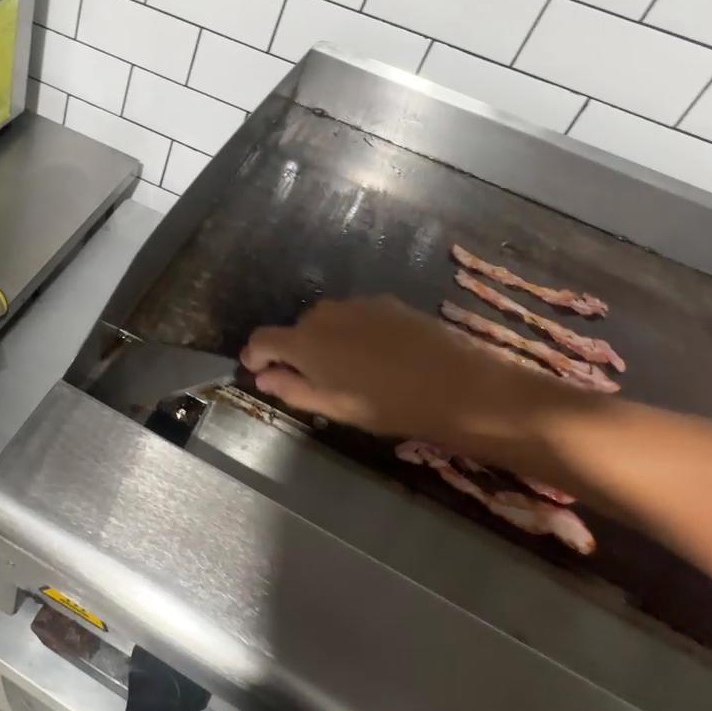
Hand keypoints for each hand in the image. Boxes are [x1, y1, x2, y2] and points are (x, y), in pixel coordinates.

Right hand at [241, 295, 573, 447]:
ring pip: (329, 322)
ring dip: (327, 342)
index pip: (262, 340)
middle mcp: (325, 314)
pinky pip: (357, 317)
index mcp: (305, 342)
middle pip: (297, 330)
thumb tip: (263, 377)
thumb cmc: (388, 405)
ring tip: (350, 372)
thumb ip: (293, 389)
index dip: (255, 355)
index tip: (255, 369)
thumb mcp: (335, 407)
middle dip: (296, 352)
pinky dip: (354, 334)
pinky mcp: (387, 303)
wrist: (456, 384)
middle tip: (311, 381)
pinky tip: (378, 359)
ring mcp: (358, 304)